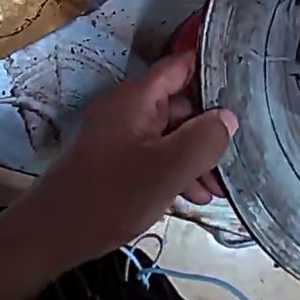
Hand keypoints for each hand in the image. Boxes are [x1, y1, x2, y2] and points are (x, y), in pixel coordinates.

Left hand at [8, 52, 237, 268]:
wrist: (54, 233)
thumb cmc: (111, 195)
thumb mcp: (168, 169)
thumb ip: (204, 140)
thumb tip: (228, 117)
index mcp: (137, 98)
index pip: (180, 66)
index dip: (212, 70)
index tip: (245, 85)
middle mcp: (127, 108)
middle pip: (179, 103)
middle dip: (209, 128)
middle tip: (237, 157)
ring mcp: (119, 134)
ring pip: (169, 133)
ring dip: (195, 155)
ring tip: (218, 189)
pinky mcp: (114, 159)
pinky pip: (154, 153)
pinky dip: (175, 168)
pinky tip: (193, 196)